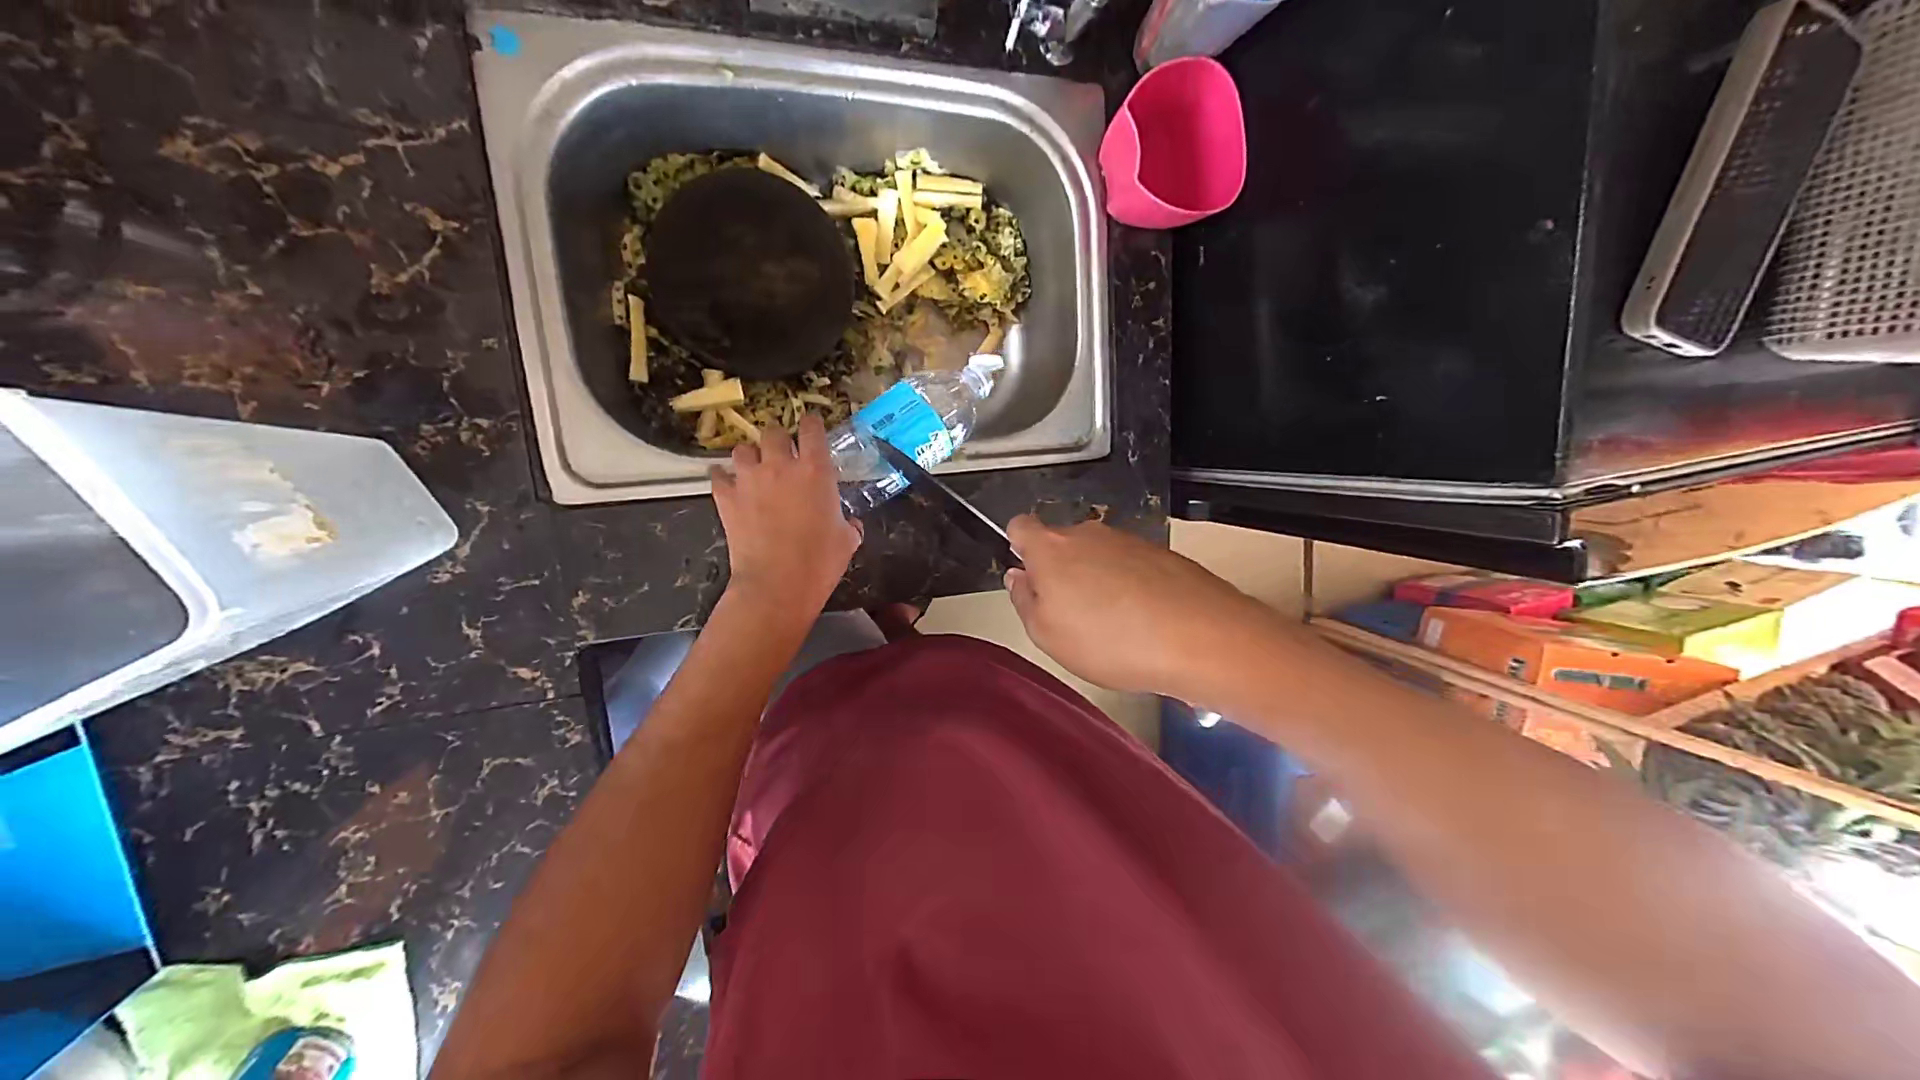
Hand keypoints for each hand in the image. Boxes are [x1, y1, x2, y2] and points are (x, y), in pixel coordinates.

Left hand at [711, 415, 862, 616]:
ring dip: (750, 456)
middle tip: (782, 454)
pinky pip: (718, 475)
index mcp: (815, 470)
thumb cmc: (820, 562)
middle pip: (773, 431)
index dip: (812, 425)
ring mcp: (749, 479)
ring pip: (742, 449)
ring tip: (754, 469)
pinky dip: (723, 477)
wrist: (778, 584)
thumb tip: (850, 524)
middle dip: (778, 440)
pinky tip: (728, 485)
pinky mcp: (726, 497)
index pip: (812, 428)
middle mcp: (780, 465)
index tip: (812, 429)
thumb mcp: (846, 541)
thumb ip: (848, 524)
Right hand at [1003, 516, 1287, 702]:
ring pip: (1098, 557)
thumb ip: (1024, 601)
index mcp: (1051, 548)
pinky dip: (1130, 589)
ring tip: (1110, 627)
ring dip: (1097, 582)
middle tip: (1068, 614)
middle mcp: (1089, 534)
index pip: (1020, 526)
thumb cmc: (1112, 640)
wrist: (1199, 638)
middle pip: (1062, 543)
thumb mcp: (1047, 635)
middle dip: (1061, 572)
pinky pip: (1132, 568)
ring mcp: (1129, 541)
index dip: (1018, 547)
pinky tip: (1141, 624)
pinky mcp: (1162, 555)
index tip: (1027, 575)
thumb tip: (1019, 578)